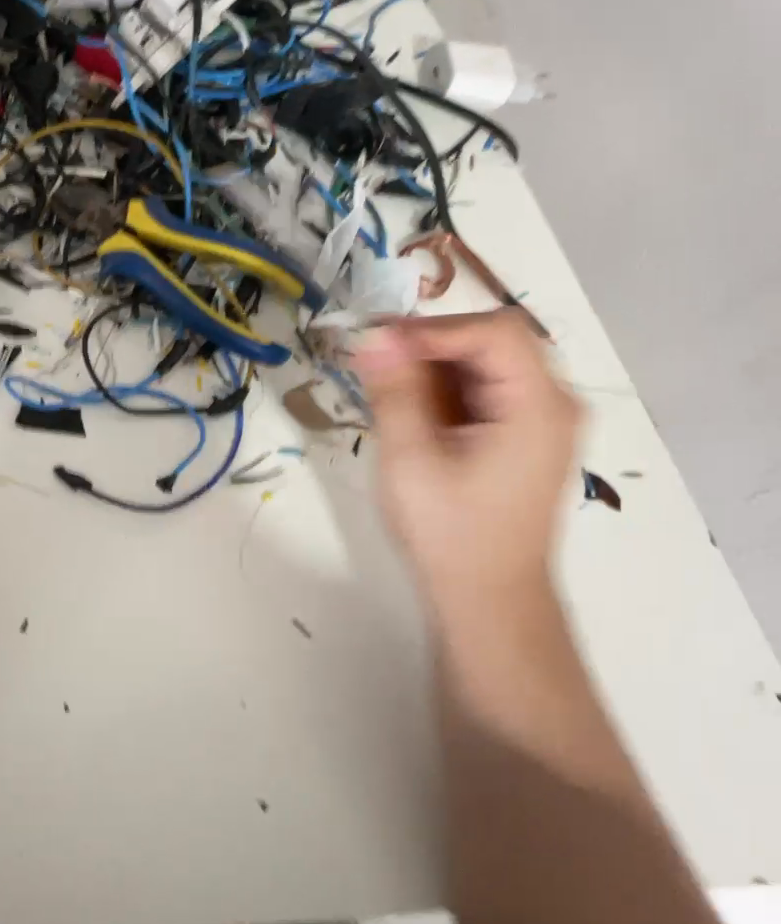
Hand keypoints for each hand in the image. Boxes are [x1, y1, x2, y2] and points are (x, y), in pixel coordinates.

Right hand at [354, 312, 581, 600]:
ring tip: (382, 390)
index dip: (430, 329)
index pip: (492, 332)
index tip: (373, 344)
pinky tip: (408, 412)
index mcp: (539, 405)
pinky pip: (485, 391)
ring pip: (485, 365)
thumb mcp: (410, 458)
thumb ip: (395, 392)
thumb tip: (373, 336)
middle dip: (428, 344)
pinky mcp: (524, 437)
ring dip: (431, 367)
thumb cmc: (449, 530)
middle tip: (370, 363)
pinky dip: (443, 389)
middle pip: (493, 342)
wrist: (487, 593)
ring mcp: (542, 421)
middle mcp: (554, 403)